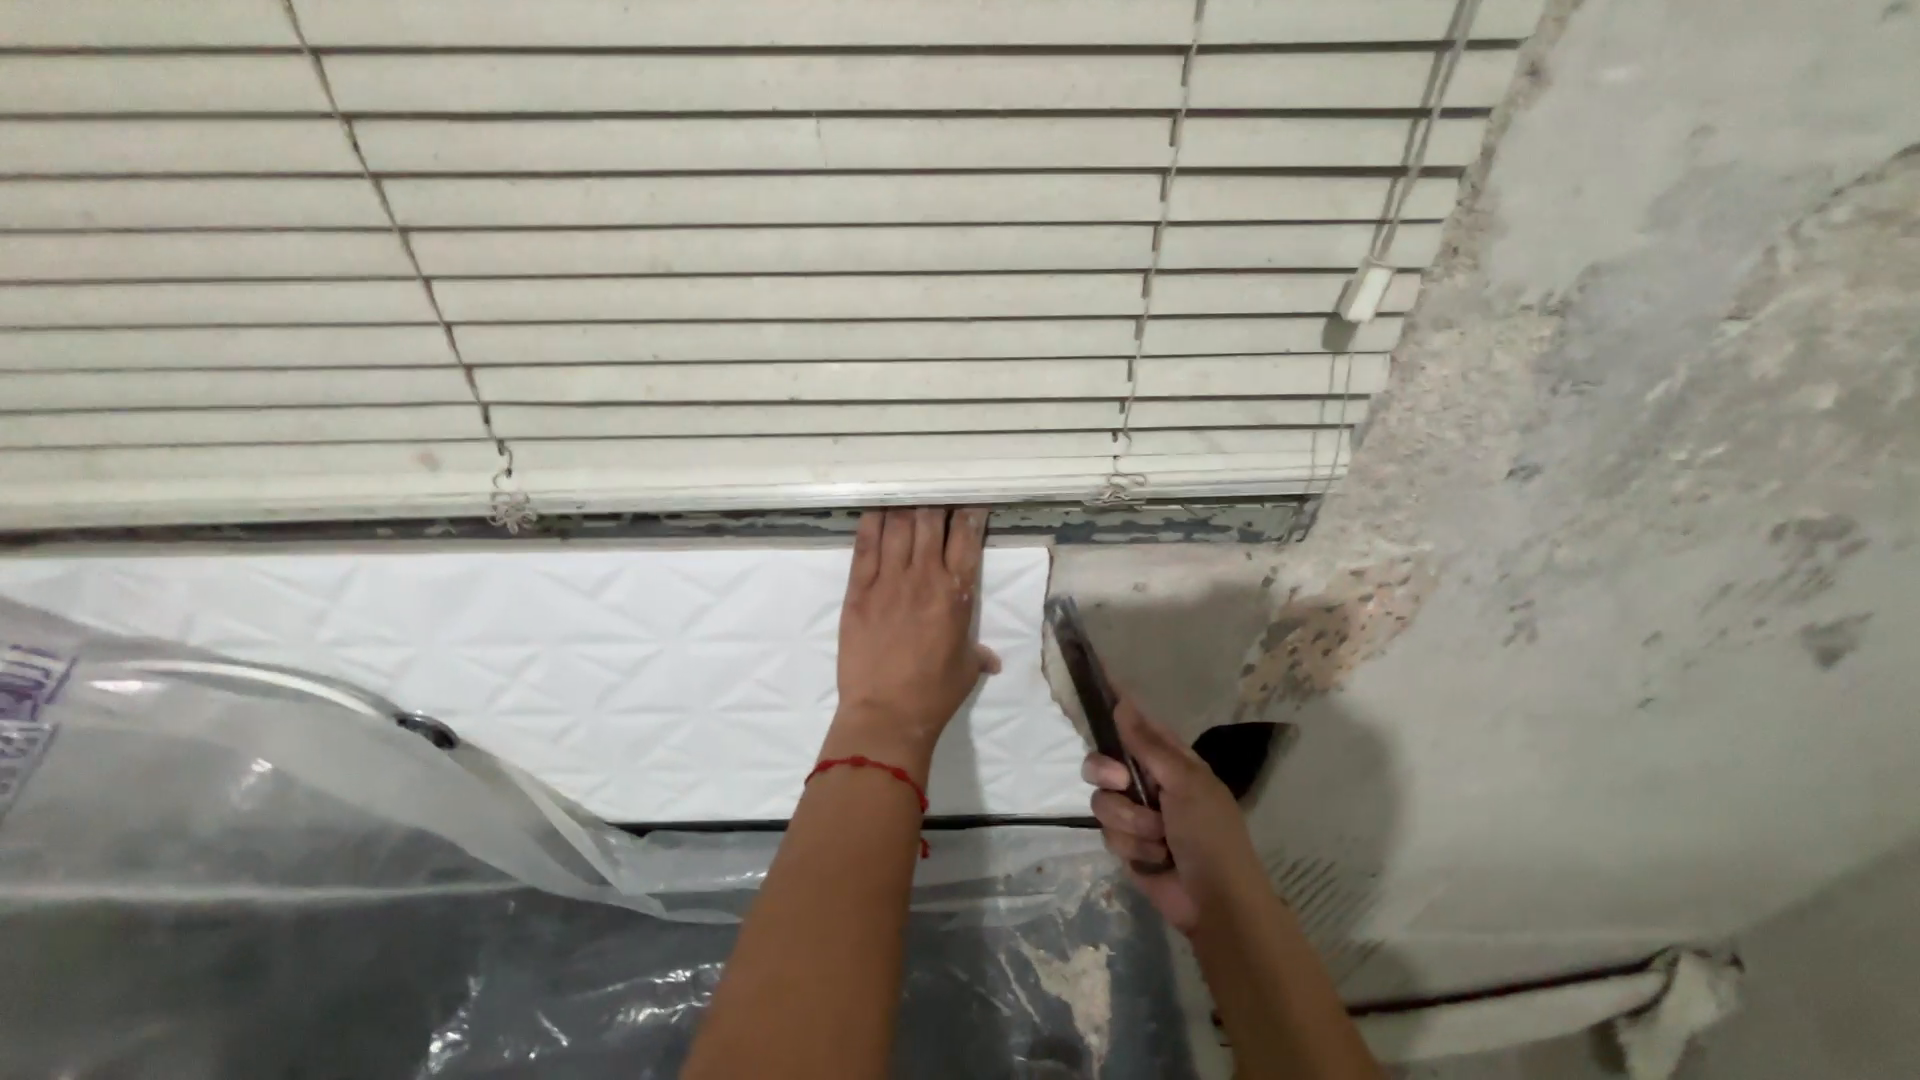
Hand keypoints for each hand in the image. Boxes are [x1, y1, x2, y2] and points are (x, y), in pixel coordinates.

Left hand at [826, 508, 999, 775]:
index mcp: (956, 594)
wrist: (886, 713)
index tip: (969, 504)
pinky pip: (865, 546)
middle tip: (935, 498)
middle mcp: (924, 577)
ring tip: (907, 500)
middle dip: (935, 503)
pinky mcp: (858, 590)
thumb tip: (991, 659)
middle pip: (930, 520)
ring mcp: (888, 581)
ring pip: (898, 526)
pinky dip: (872, 523)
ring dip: (905, 508)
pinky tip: (876, 511)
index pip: (966, 536)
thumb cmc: (933, 694)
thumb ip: (978, 654)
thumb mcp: (966, 669)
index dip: (969, 513)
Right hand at [1084, 700, 1267, 933]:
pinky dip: (1133, 847)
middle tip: (1123, 784)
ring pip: (1102, 800)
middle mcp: (1149, 781)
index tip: (1092, 677)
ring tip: (1160, 839)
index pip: (1135, 721)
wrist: (1216, 902)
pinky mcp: (1126, 844)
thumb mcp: (1185, 783)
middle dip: (1108, 774)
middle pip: (1103, 760)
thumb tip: (1122, 703)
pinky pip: (1107, 832)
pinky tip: (1155, 859)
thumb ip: (1148, 745)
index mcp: (1170, 759)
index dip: (1115, 702)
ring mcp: (1136, 813)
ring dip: (1132, 822)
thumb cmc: (1211, 835)